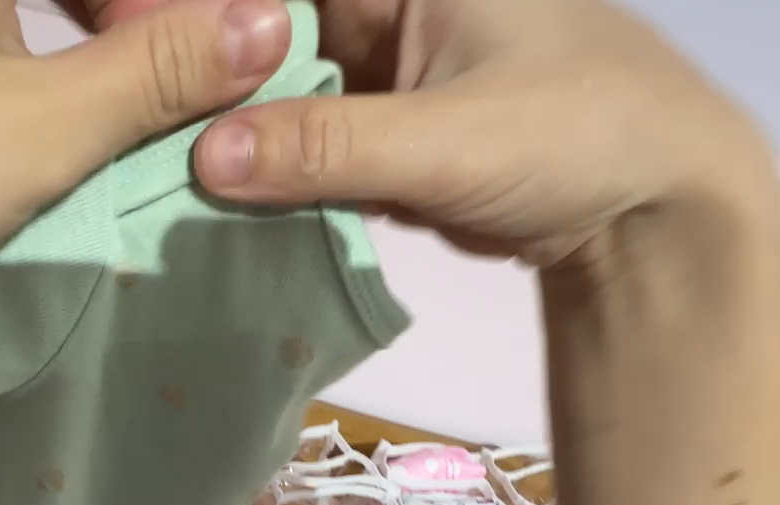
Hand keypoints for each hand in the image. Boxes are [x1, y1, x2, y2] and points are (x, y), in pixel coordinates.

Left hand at [0, 0, 290, 370]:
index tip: (217, 49)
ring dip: (76, 27)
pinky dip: (15, 36)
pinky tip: (29, 91)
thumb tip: (269, 23)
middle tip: (172, 69)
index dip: (164, 11)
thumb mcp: (41, 131)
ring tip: (110, 93)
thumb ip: (154, 73)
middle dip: (125, 17)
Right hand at [188, 0, 779, 269]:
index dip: (214, 17)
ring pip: (279, 100)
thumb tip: (208, 157)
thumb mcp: (448, 137)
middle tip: (142, 127)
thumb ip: (328, 147)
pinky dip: (266, 178)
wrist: (637, 210)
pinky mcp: (372, 143)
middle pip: (270, 38)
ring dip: (232, 136)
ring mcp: (375, 83)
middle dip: (211, 80)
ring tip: (160, 168)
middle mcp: (383, 15)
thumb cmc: (572, 134)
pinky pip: (300, 153)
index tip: (145, 52)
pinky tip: (216, 200)